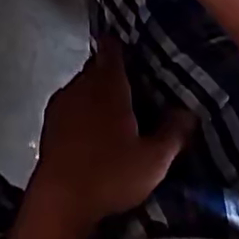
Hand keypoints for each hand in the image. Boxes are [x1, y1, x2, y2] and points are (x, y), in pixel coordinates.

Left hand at [29, 40, 194, 226]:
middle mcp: (82, 84)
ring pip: (83, 83)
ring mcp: (63, 98)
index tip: (129, 45)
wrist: (63, 192)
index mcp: (108, 86)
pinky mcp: (51, 115)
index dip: (119, 45)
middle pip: (97, 66)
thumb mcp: (153, 160)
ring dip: (97, 90)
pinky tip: (92, 126)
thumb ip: (173, 133)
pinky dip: (83, 105)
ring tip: (116, 110)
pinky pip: (71, 100)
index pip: (111, 51)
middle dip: (112, 72)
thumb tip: (187, 111)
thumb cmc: (112, 173)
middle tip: (133, 87)